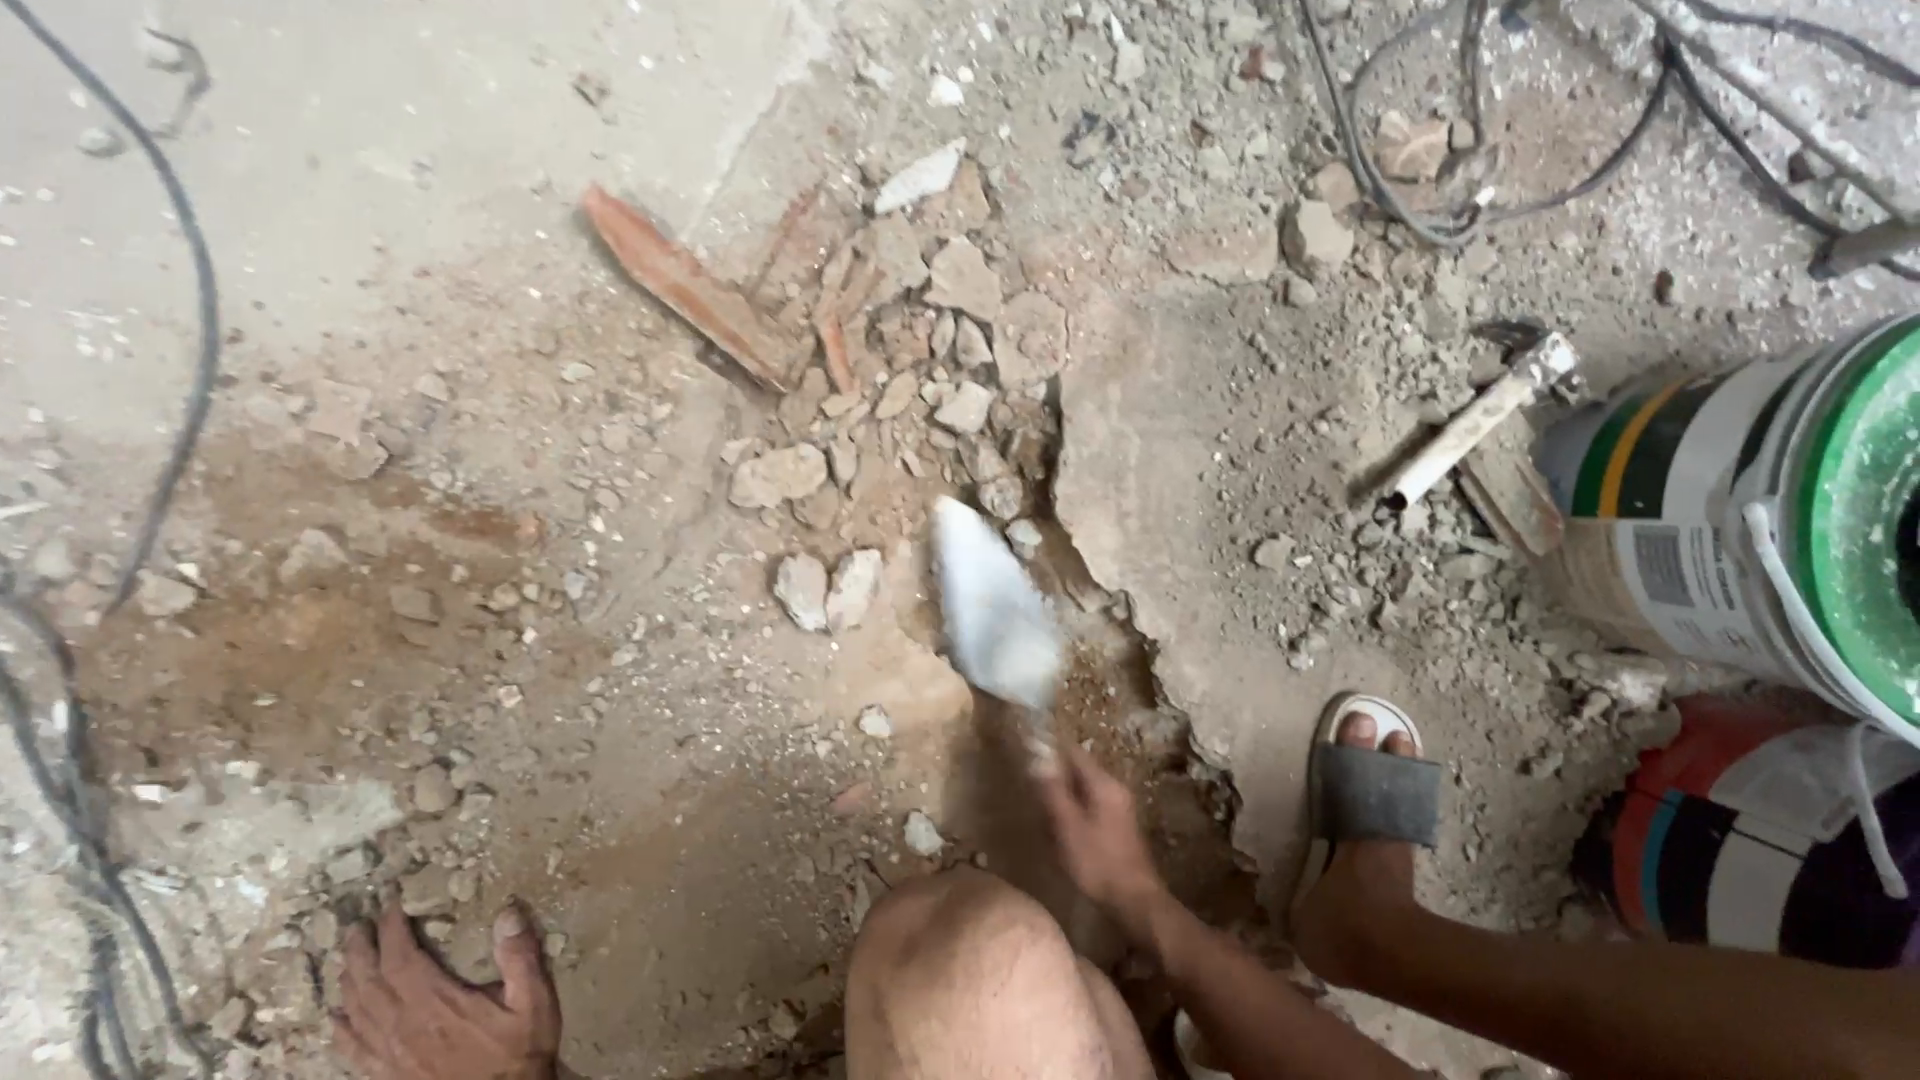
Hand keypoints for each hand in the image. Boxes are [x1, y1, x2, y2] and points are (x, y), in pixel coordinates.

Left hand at [334, 900, 560, 1079]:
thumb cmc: (520, 1050)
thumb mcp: (534, 1000)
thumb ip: (520, 956)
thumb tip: (508, 912)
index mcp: (436, 1003)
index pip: (401, 959)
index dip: (391, 930)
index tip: (391, 904)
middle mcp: (404, 1027)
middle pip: (368, 982)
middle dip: (360, 950)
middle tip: (356, 924)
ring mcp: (390, 1055)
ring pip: (356, 1012)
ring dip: (348, 981)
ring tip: (345, 958)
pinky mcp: (387, 1075)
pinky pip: (352, 1049)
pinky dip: (340, 1028)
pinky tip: (337, 1017)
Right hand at [1035, 744, 1167, 923]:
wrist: (1134, 899)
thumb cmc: (1097, 862)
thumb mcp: (1068, 826)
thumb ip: (1053, 791)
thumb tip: (1039, 759)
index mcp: (1103, 784)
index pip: (1073, 752)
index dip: (1050, 750)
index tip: (1027, 755)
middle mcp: (1114, 788)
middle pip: (1078, 771)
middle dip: (1055, 779)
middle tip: (1032, 794)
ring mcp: (1119, 806)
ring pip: (1083, 791)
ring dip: (1063, 799)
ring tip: (1044, 818)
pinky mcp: (1118, 824)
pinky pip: (1090, 807)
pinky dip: (1073, 813)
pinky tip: (1061, 833)